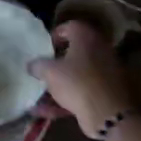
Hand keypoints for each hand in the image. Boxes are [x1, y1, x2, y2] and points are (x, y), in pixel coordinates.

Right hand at [28, 20, 136, 138]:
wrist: (108, 114)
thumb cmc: (76, 82)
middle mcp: (99, 51)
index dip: (56, 34)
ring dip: (59, 84)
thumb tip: (32, 65)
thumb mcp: (49, 72)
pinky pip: (82, 92)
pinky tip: (45, 112)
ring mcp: (106, 73)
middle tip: (43, 68)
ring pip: (78, 75)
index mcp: (87, 38)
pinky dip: (65, 100)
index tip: (45, 47)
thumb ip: (37, 65)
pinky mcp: (107, 93)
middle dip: (57, 61)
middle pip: (75, 52)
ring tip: (38, 96)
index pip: (71, 26)